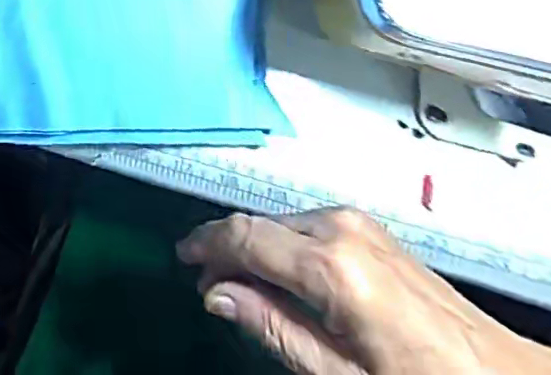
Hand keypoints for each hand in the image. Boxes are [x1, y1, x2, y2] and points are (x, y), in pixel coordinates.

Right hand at [177, 208, 550, 374]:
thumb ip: (273, 328)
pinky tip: (284, 276)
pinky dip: (284, 246)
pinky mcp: (367, 226)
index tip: (182, 258)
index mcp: (331, 265)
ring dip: (256, 249)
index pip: (246, 237)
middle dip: (229, 251)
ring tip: (245, 286)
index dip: (207, 244)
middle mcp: (339, 227)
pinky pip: (305, 226)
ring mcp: (356, 222)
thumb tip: (216, 294)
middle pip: (260, 225)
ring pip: (280, 223)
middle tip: (211, 286)